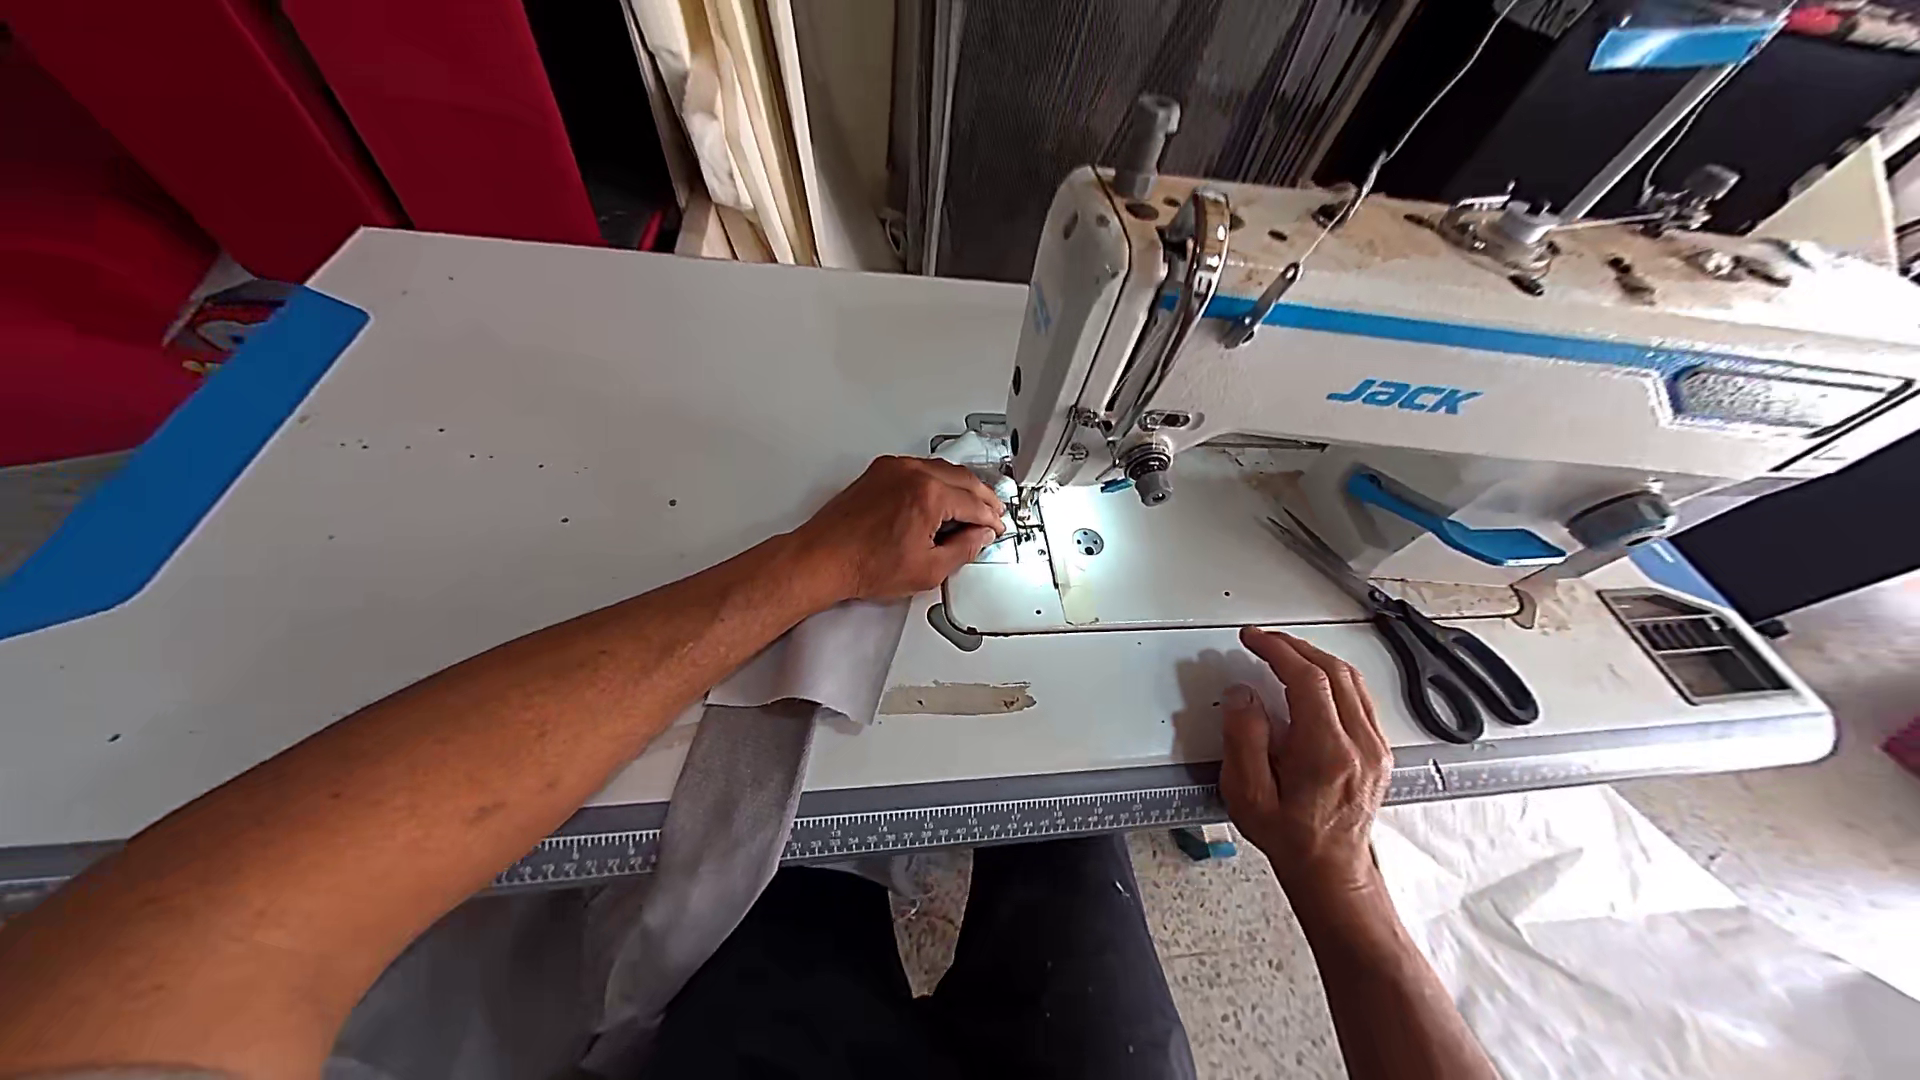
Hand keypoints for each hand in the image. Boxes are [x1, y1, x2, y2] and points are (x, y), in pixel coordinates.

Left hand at [789, 455, 1005, 601]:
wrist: (823, 559)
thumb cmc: (862, 564)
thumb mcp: (928, 569)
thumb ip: (963, 549)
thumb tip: (979, 536)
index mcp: (928, 495)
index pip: (975, 504)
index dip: (991, 519)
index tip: (996, 528)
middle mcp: (912, 473)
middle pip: (964, 479)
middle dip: (983, 497)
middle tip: (993, 513)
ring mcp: (894, 469)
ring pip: (943, 468)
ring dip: (963, 485)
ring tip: (973, 504)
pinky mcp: (880, 471)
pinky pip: (920, 467)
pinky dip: (938, 479)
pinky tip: (942, 494)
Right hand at [1219, 627, 1393, 906]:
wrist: (1330, 869)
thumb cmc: (1290, 836)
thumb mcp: (1247, 792)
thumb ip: (1243, 738)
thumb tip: (1243, 696)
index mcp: (1328, 753)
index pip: (1309, 679)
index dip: (1278, 649)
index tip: (1254, 638)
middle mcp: (1360, 745)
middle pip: (1333, 671)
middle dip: (1293, 646)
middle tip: (1263, 640)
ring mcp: (1374, 746)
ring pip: (1351, 679)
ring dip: (1313, 656)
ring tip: (1282, 651)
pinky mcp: (1377, 749)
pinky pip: (1359, 695)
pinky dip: (1331, 674)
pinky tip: (1311, 675)